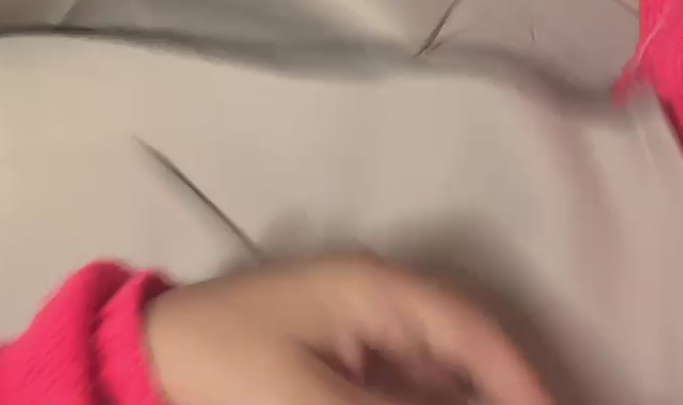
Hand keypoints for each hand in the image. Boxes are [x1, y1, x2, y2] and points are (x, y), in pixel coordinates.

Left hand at [144, 255, 549, 404]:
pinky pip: (401, 381)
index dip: (523, 381)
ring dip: (454, 398)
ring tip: (492, 403)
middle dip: (492, 394)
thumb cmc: (234, 366)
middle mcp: (377, 296)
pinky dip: (421, 397)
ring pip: (434, 373)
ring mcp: (359, 321)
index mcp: (376, 289)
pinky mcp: (340, 349)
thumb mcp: (318, 400)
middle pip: (461, 354)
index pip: (473, 332)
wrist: (159, 355)